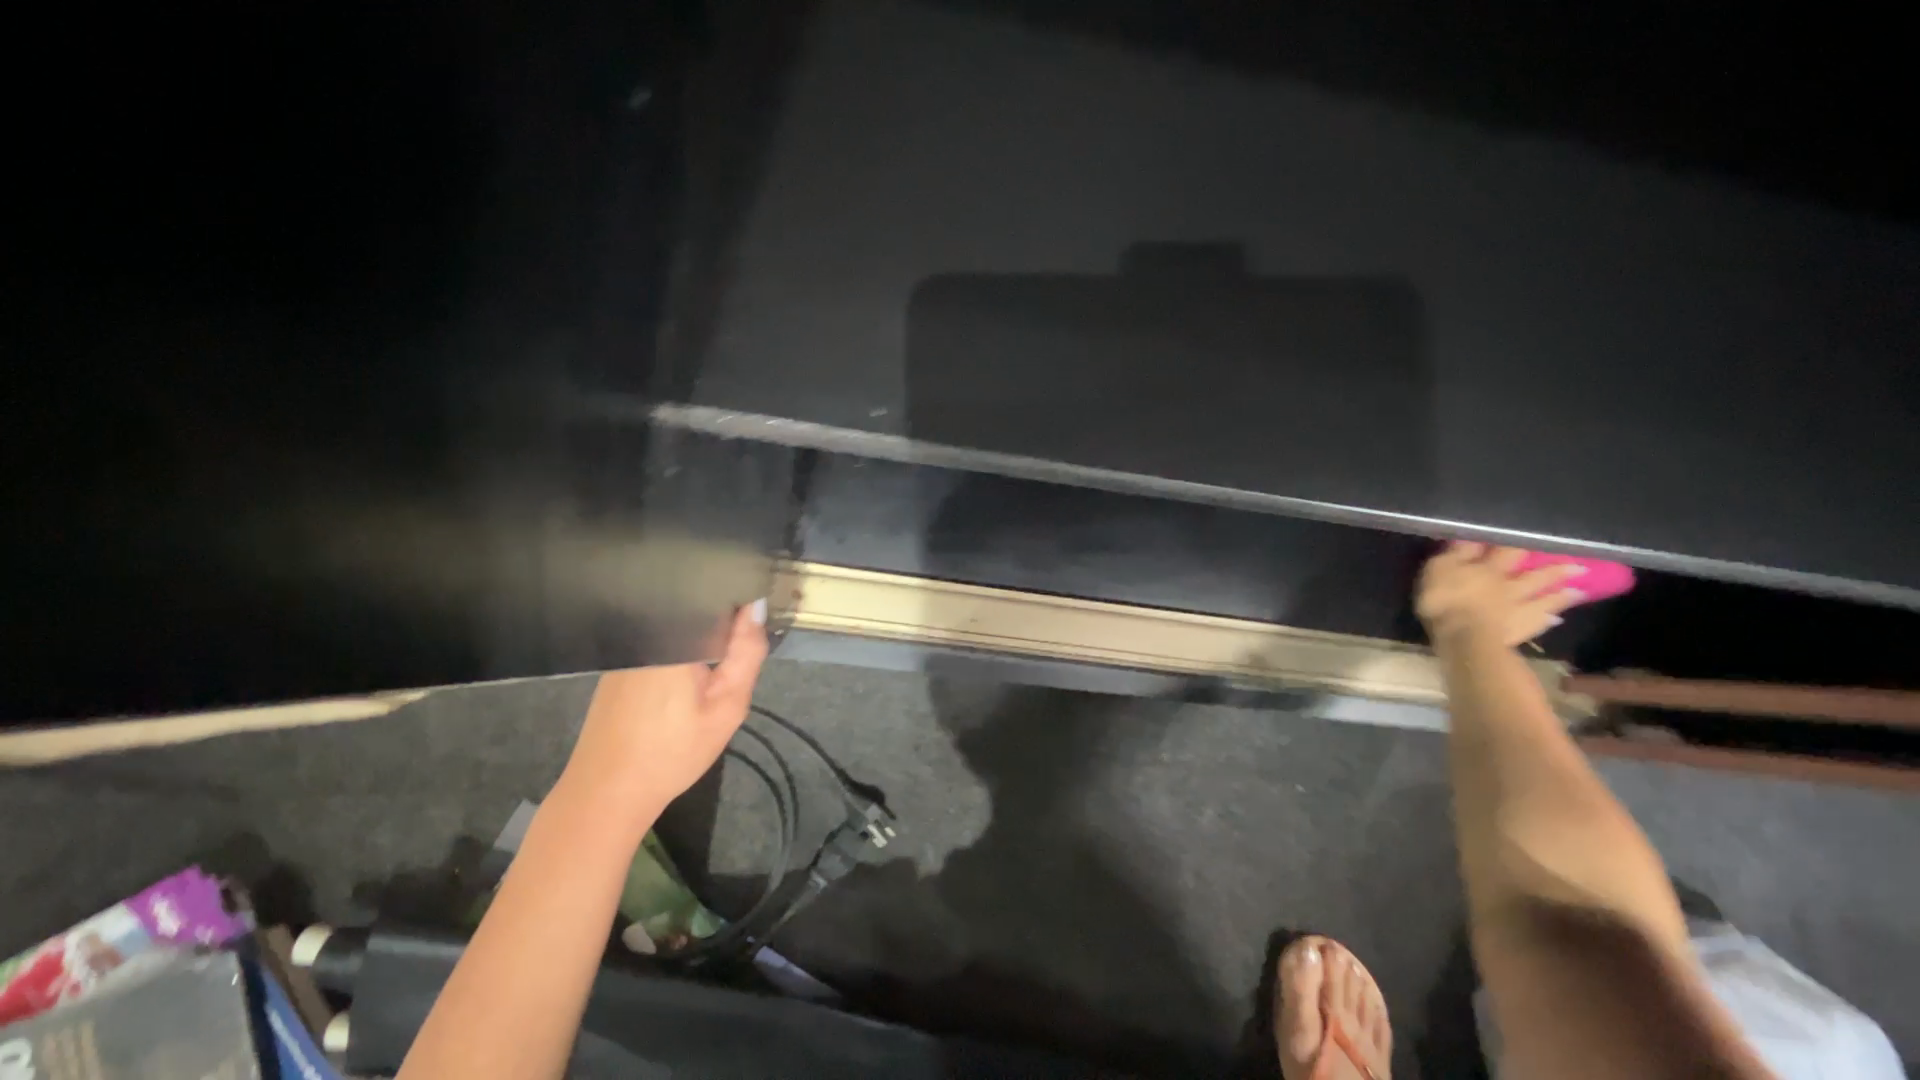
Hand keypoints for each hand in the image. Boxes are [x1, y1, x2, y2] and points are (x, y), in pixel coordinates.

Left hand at [561, 601, 769, 809]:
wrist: (608, 790)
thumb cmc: (673, 751)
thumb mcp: (727, 706)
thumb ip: (746, 654)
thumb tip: (755, 606)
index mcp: (674, 634)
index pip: (713, 593)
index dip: (740, 602)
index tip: (752, 632)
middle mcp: (645, 630)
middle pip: (694, 607)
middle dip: (720, 623)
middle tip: (733, 664)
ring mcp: (626, 645)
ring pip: (674, 625)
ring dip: (698, 638)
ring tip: (708, 676)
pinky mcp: (617, 661)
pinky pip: (655, 641)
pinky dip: (675, 651)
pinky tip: (679, 685)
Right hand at [1416, 543, 1585, 647]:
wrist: (1463, 638)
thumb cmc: (1445, 599)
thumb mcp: (1441, 568)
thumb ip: (1459, 552)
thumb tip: (1476, 534)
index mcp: (1490, 569)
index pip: (1508, 551)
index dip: (1521, 543)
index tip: (1539, 535)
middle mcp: (1510, 586)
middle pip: (1535, 576)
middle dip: (1555, 570)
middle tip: (1581, 567)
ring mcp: (1517, 611)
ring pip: (1543, 600)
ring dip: (1560, 596)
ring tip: (1578, 592)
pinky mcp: (1517, 633)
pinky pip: (1536, 624)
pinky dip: (1547, 621)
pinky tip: (1556, 620)